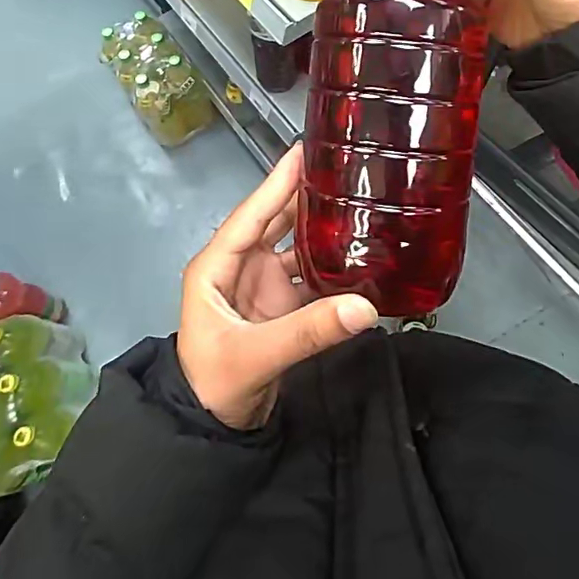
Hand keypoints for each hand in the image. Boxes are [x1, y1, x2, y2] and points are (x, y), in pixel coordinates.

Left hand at [178, 146, 378, 428]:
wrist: (212, 429)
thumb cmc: (214, 384)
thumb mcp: (256, 355)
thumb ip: (309, 331)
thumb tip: (365, 307)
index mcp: (218, 264)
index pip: (252, 213)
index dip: (277, 181)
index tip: (304, 149)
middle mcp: (241, 265)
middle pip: (275, 221)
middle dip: (303, 194)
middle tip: (342, 167)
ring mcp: (262, 285)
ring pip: (296, 246)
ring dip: (321, 227)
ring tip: (358, 202)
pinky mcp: (281, 306)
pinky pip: (310, 276)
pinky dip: (331, 265)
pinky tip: (358, 254)